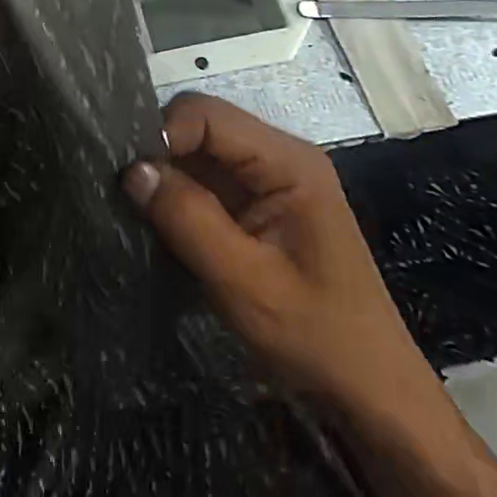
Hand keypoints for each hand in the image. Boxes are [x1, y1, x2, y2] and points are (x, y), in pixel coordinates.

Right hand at [121, 93, 425, 406]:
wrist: (368, 383)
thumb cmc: (314, 333)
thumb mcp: (243, 281)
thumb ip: (188, 218)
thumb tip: (133, 170)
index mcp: (288, 161)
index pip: (209, 114)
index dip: (165, 133)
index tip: (129, 177)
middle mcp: (282, 155)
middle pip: (206, 125)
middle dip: (163, 153)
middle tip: (127, 194)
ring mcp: (273, 178)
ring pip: (205, 152)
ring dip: (170, 175)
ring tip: (136, 208)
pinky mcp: (263, 203)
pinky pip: (213, 180)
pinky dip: (183, 195)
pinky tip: (162, 222)